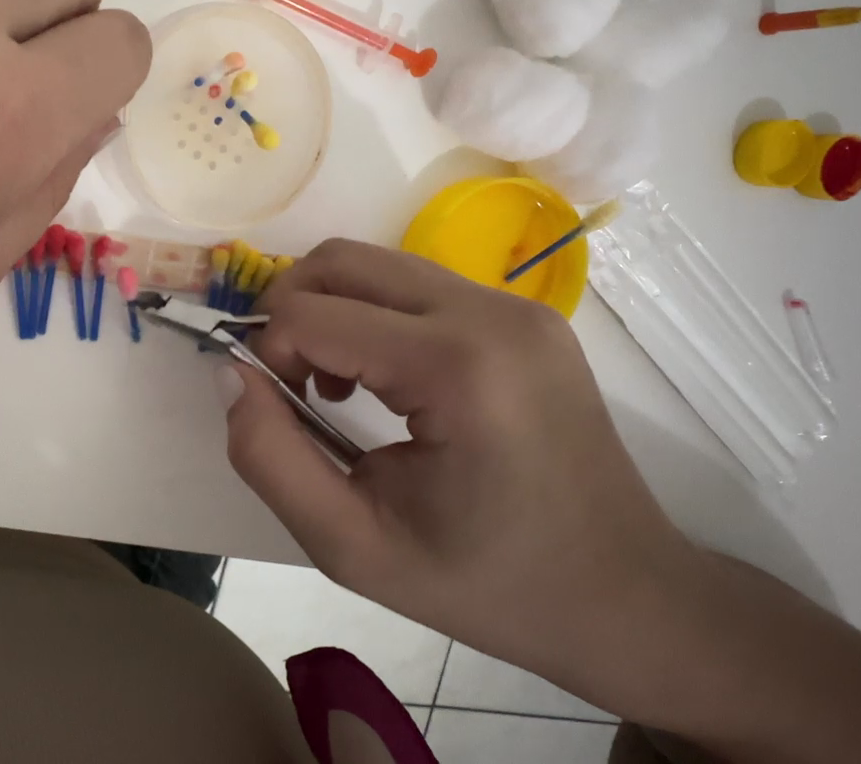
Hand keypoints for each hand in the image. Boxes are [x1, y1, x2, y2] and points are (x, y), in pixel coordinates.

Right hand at [221, 239, 694, 685]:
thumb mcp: (350, 547)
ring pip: (370, 263)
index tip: (280, 413)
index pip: (311, 314)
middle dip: (287, 312)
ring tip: (333, 386)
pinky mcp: (522, 314)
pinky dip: (366, 315)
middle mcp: (491, 313)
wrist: (630, 600)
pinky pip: (409, 283)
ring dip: (326, 312)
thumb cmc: (488, 585)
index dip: (268, 356)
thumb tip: (230, 372)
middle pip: (338, 261)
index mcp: (458, 368)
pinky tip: (378, 379)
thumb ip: (267, 456)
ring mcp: (515, 307)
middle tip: (289, 385)